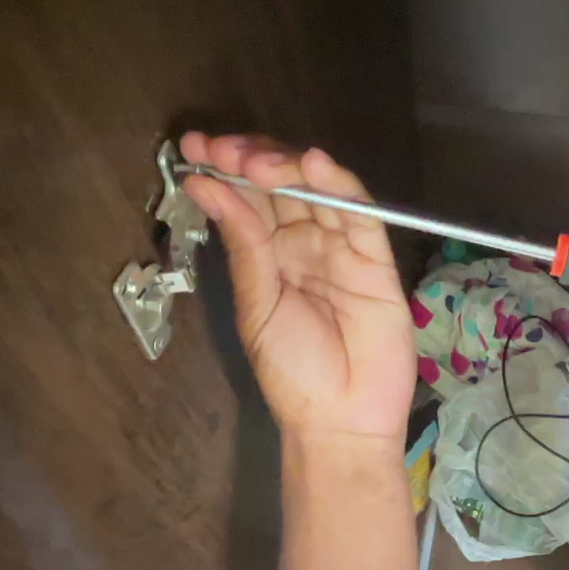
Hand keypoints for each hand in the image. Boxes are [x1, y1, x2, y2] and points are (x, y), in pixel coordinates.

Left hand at [179, 132, 414, 445]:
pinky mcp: (376, 260)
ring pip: (317, 190)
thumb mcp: (257, 307)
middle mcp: (305, 244)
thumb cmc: (294, 372)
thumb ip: (243, 246)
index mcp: (270, 256)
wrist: (341, 419)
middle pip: (281, 185)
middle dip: (250, 159)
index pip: (248, 199)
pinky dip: (339, 184)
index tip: (192, 149)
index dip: (223, 170)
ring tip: (253, 160)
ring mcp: (341, 249)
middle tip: (222, 150)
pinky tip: (312, 163)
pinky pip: (360, 214)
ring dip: (285, 165)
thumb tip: (207, 186)